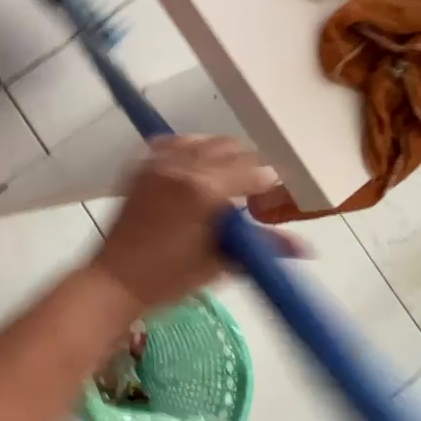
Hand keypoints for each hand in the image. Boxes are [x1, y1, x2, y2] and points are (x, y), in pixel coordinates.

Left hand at [90, 135, 292, 309]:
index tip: (273, 198)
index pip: (253, 170)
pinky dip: (182, 151)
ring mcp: (155, 166)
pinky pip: (165, 145)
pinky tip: (189, 168)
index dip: (268, 184)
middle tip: (250, 190)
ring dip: (214, 154)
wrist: (115, 280)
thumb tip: (306, 247)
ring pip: (198, 141)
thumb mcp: (220, 263)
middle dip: (245, 165)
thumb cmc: (168, 278)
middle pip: (228, 147)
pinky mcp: (137, 170)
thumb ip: (262, 247)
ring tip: (221, 179)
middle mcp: (180, 169)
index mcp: (205, 190)